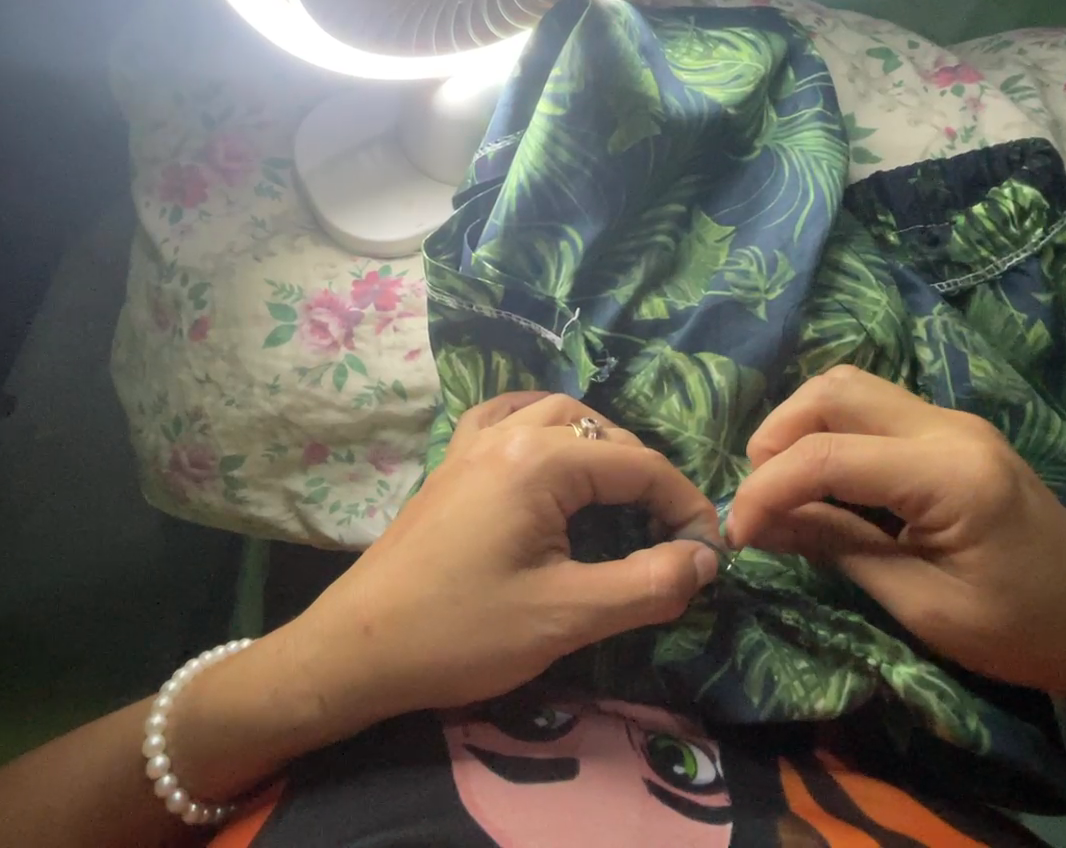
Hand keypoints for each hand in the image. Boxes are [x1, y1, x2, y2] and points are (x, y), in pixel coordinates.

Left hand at [285, 393, 723, 726]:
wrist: (356, 649)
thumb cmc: (460, 633)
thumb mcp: (566, 617)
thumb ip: (647, 583)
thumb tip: (705, 558)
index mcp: (539, 460)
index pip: (640, 464)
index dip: (685, 505)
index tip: (709, 554)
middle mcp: (507, 433)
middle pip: (602, 434)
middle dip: (646, 478)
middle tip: (667, 535)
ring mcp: (473, 443)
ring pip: (557, 415)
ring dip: (600, 447)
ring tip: (621, 495)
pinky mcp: (452, 462)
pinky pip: (507, 418)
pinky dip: (542, 427)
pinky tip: (548, 453)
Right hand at [727, 366, 1065, 719]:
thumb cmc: (1024, 634)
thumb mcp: (921, 605)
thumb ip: (836, 547)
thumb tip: (757, 523)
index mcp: (952, 476)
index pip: (828, 455)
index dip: (767, 488)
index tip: (736, 531)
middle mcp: (952, 428)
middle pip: (835, 390)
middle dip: (778, 433)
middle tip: (758, 494)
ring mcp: (956, 423)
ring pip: (851, 387)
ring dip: (801, 424)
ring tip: (782, 483)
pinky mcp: (954, 433)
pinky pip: (874, 407)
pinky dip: (831, 430)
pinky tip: (822, 476)